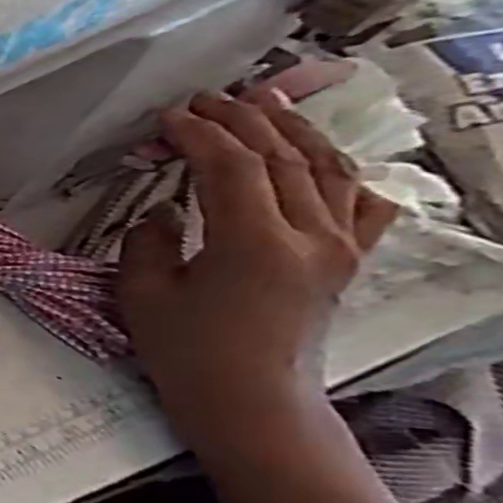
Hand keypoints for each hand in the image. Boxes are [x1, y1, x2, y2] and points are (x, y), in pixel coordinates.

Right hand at [118, 91, 399, 438]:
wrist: (249, 401)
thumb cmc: (186, 354)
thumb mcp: (144, 297)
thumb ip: (148, 243)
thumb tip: (162, 213)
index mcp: (253, 243)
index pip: (230, 169)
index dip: (198, 137)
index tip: (169, 119)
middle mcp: (310, 235)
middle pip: (280, 158)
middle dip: (240, 122)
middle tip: (206, 101)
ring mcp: (338, 246)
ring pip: (324, 169)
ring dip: (290, 132)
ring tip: (263, 105)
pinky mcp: (346, 261)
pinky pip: (358, 203)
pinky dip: (339, 172)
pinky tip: (322, 161)